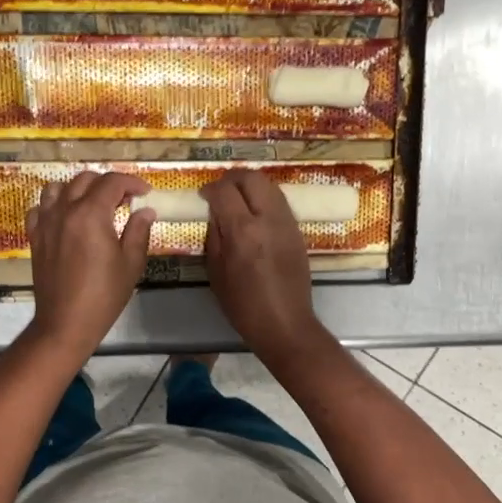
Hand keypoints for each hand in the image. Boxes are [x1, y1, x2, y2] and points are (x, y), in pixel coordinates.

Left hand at [27, 171, 155, 357]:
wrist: (66, 322)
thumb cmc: (104, 295)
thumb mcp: (131, 264)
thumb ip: (138, 231)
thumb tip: (145, 211)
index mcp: (91, 214)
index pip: (112, 182)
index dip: (132, 183)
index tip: (144, 193)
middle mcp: (65, 210)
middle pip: (86, 179)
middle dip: (108, 184)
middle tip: (124, 201)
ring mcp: (46, 222)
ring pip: (59, 187)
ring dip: (79, 189)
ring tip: (93, 204)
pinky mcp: (35, 236)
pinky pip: (40, 208)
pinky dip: (55, 205)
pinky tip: (66, 217)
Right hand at [201, 170, 329, 364]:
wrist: (285, 324)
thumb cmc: (244, 306)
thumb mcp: (216, 273)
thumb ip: (214, 237)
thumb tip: (215, 213)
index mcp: (243, 231)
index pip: (224, 191)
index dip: (210, 188)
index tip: (203, 195)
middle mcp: (268, 219)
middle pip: (251, 177)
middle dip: (232, 178)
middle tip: (221, 190)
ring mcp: (287, 223)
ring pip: (269, 185)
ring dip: (251, 185)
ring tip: (238, 199)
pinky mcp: (298, 231)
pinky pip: (280, 202)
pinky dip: (264, 198)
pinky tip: (255, 214)